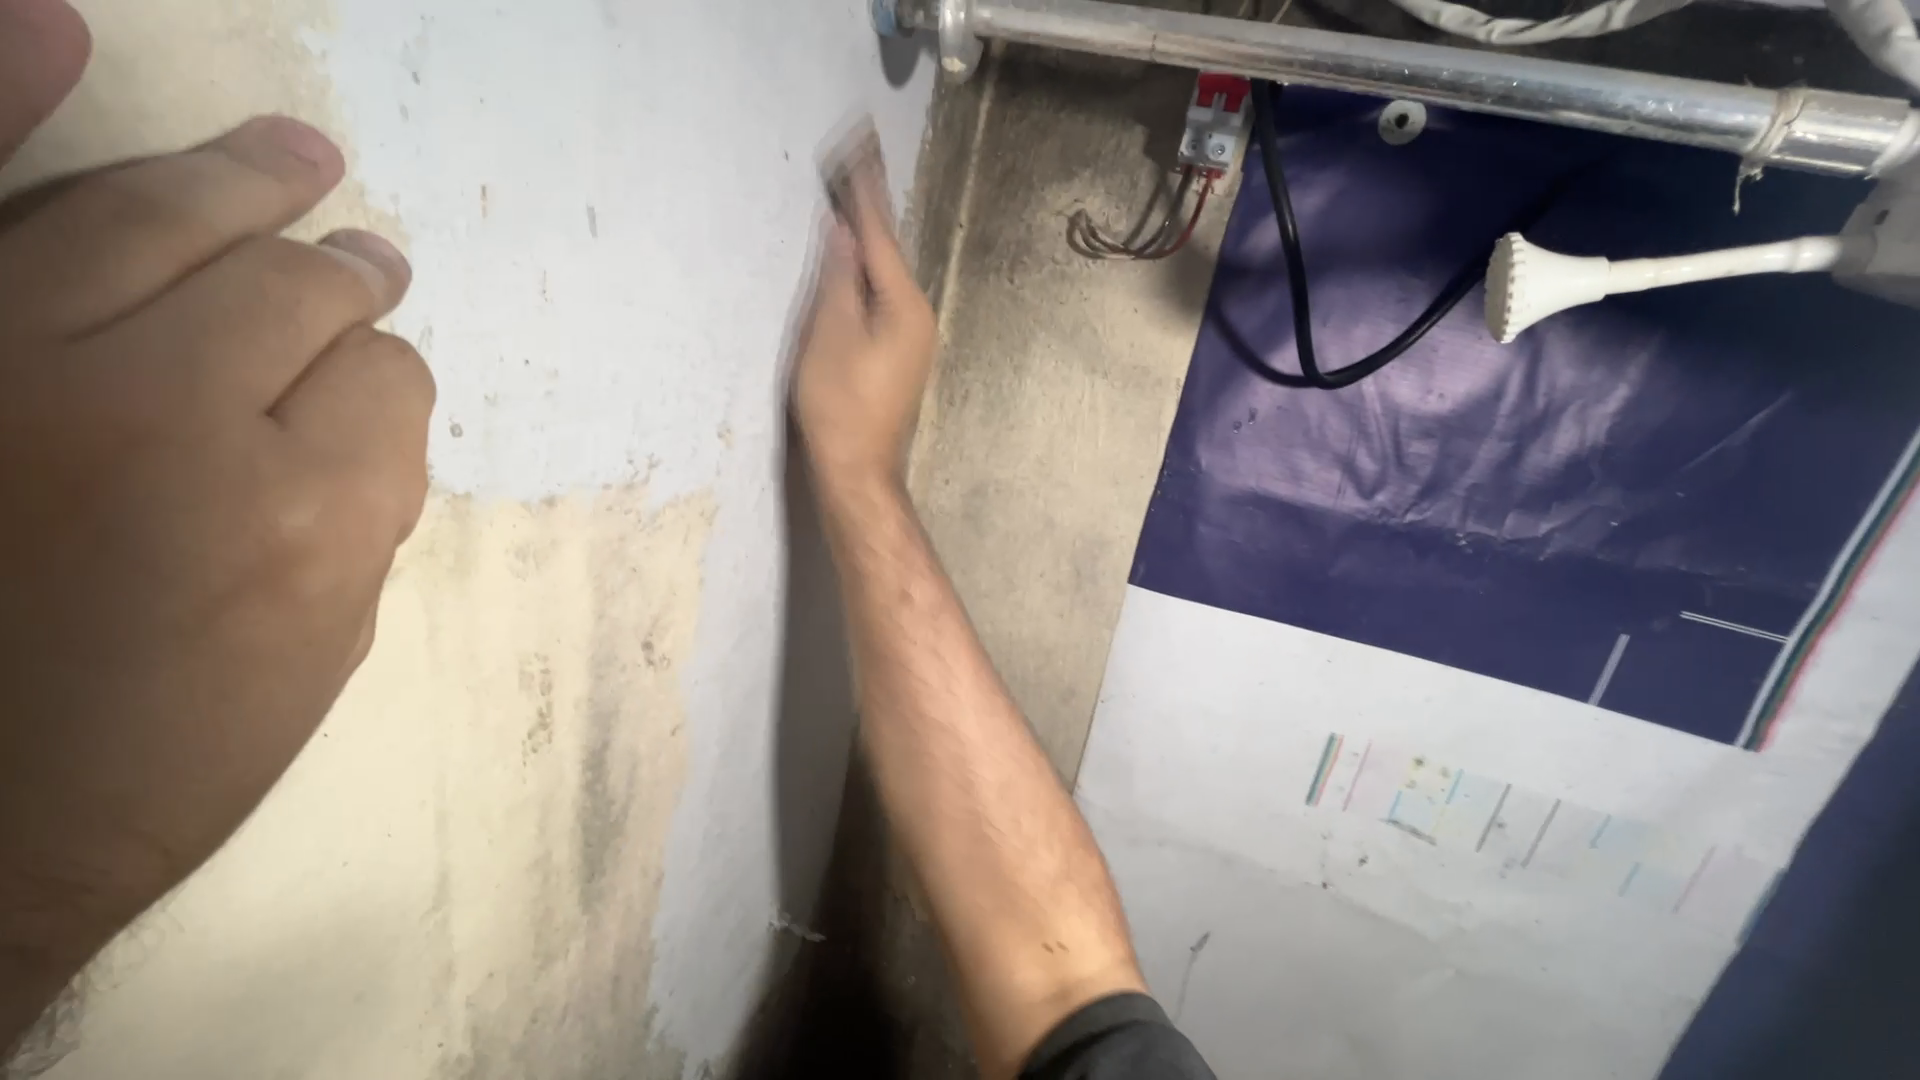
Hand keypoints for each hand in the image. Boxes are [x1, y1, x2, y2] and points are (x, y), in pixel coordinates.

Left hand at [0, 0, 433, 1038]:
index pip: (388, 380)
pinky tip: (51, 25)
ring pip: (154, 222)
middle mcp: (168, 415)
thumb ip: (361, 516)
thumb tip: (367, 423)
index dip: (387, 381)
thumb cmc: (153, 758)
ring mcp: (13, 367)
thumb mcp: (321, 649)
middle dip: (344, 275)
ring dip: (241, 183)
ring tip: (293, 156)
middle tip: (369, 255)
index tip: (376, 393)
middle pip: (296, 292)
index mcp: (304, 513)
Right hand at [790, 152, 936, 489]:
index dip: (864, 193)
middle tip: (853, 163)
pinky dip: (868, 278)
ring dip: (867, 244)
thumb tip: (844, 231)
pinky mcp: (902, 359)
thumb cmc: (839, 404)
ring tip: (851, 201)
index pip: (880, 235)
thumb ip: (839, 279)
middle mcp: (919, 317)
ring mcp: (915, 341)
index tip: (859, 147)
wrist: (859, 469)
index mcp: (905, 305)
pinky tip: (856, 265)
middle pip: (888, 255)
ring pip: (886, 279)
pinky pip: (884, 302)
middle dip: (868, 212)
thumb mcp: (829, 335)